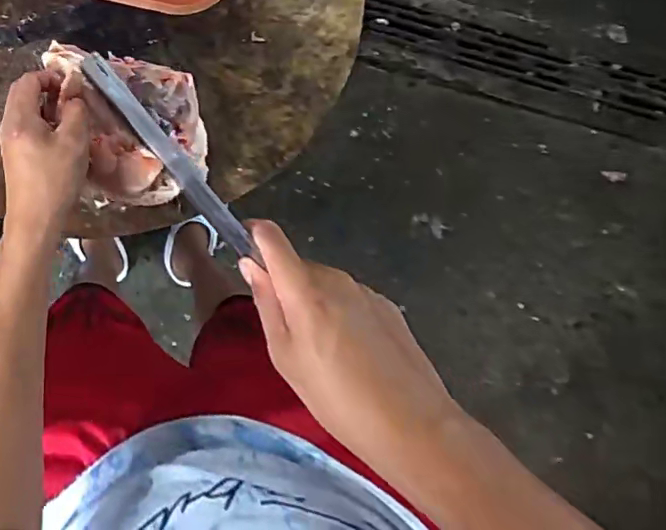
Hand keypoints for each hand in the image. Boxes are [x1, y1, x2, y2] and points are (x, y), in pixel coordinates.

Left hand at [0, 71, 90, 241]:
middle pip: (23, 93)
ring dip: (48, 108)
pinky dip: (45, 124)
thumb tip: (73, 96)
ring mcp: (9, 141)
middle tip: (72, 100)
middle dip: (48, 90)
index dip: (50, 76)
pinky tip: (63, 140)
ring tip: (71, 120)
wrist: (34, 222)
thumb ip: (76, 111)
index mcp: (18, 117)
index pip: (27, 80)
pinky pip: (27, 127)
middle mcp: (8, 125)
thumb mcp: (73, 141)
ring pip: (26, 111)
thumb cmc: (54, 180)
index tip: (72, 86)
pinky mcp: (15, 155)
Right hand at [239, 220, 463, 462]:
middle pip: (296, 266)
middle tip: (291, 335)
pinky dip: (342, 316)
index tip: (246, 252)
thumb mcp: (285, 357)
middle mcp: (335, 278)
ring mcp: (365, 291)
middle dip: (286, 288)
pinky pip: (350, 299)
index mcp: (304, 287)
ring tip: (327, 353)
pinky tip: (356, 357)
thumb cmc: (339, 399)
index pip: (270, 235)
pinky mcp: (389, 308)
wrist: (419, 431)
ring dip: (315, 304)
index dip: (253, 234)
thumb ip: (266, 304)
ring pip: (324, 284)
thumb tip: (251, 265)